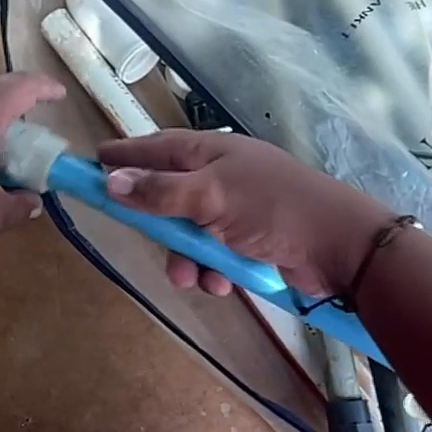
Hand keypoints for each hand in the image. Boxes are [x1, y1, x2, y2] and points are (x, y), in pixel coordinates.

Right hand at [96, 130, 393, 297]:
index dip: (124, 155)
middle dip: (157, 223)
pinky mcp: (249, 241)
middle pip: (167, 194)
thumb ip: (159, 191)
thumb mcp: (210, 197)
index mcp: (210, 153)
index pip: (155, 147)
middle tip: (142, 238)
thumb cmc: (272, 209)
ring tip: (192, 277)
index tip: (92, 163)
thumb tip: (111, 181)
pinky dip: (211, 270)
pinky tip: (220, 283)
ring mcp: (236, 209)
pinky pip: (213, 254)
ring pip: (188, 232)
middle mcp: (220, 176)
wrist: (339, 247)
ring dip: (186, 256)